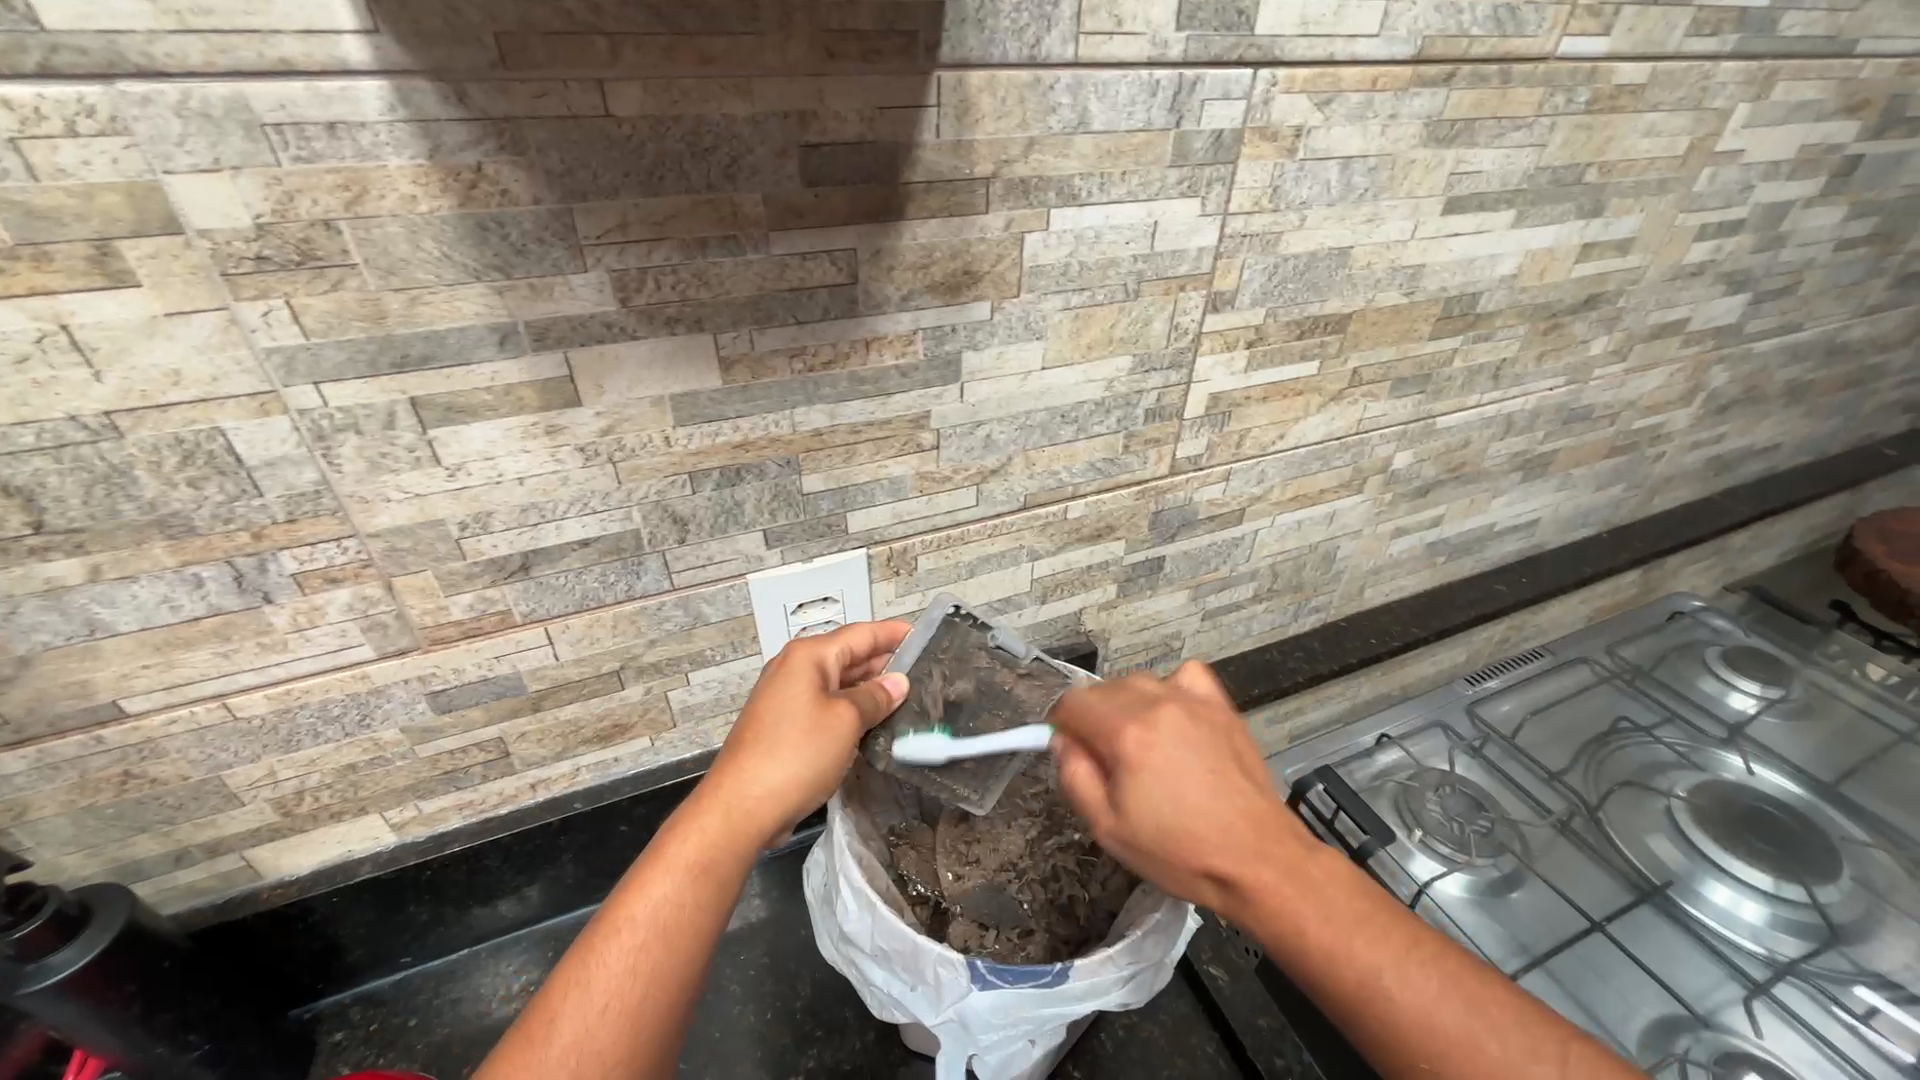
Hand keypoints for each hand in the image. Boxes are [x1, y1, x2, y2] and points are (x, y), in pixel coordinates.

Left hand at [703, 620, 911, 847]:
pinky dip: (851, 709)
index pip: (860, 633)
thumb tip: (898, 682)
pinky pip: (827, 706)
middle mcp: (795, 669)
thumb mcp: (846, 720)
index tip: (924, 635)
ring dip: (870, 689)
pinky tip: (876, 723)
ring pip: (838, 684)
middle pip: (848, 656)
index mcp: (808, 656)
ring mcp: (787, 698)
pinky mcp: (785, 726)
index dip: (893, 634)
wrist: (741, 807)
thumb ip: (875, 697)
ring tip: (909, 697)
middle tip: (926, 671)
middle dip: (884, 662)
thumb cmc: (796, 754)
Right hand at [1050, 661, 1314, 914]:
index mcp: (1126, 734)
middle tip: (1105, 760)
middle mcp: (1159, 705)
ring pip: (1139, 681)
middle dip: (1093, 718)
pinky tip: (1173, 720)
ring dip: (1127, 705)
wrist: (1258, 859)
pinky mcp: (1221, 707)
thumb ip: (1074, 776)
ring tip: (1141, 745)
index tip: (1069, 749)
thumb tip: (1062, 742)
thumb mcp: (1107, 828)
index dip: (1061, 725)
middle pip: (1103, 688)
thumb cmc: (1182, 852)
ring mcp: (1194, 701)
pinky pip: (1183, 676)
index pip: (1072, 702)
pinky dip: (1170, 689)